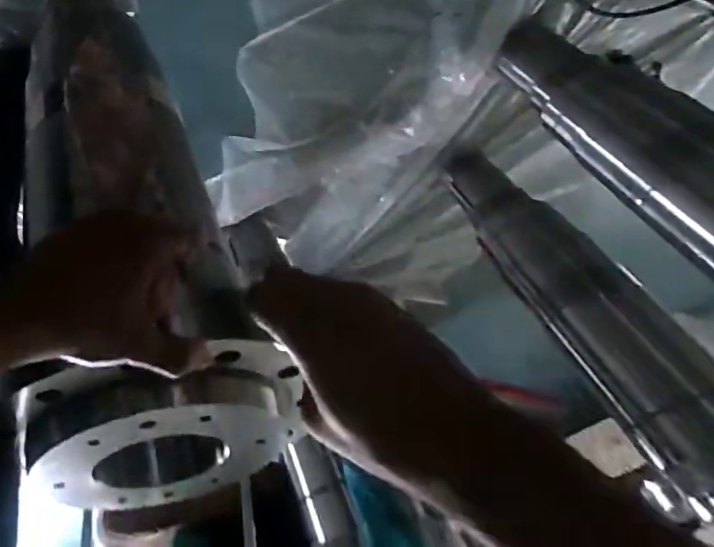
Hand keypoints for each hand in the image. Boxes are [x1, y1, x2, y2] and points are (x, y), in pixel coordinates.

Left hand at [9, 212, 211, 376]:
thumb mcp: (137, 345)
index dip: (191, 261)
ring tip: (126, 305)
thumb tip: (210, 354)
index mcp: (151, 241)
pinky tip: (99, 290)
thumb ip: (177, 352)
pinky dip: (111, 259)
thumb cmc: (89, 323)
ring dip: (136, 266)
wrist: (26, 309)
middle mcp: (129, 220)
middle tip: (154, 311)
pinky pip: (106, 239)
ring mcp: (99, 220)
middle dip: (161, 274)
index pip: (187, 238)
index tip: (189, 286)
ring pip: (132, 240)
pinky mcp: (75, 227)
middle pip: (159, 241)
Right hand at [247, 267, 474, 478]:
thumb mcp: (322, 422)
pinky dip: (335, 308)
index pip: (261, 294)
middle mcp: (331, 299)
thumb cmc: (382, 437)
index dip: (254, 308)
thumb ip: (299, 382)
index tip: (257, 328)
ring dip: (307, 301)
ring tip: (315, 337)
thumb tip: (300, 367)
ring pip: (316, 282)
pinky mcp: (388, 302)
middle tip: (278, 328)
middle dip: (276, 296)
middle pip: (285, 277)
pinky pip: (345, 293)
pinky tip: (348, 341)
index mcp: (307, 328)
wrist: (459, 435)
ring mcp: (363, 296)